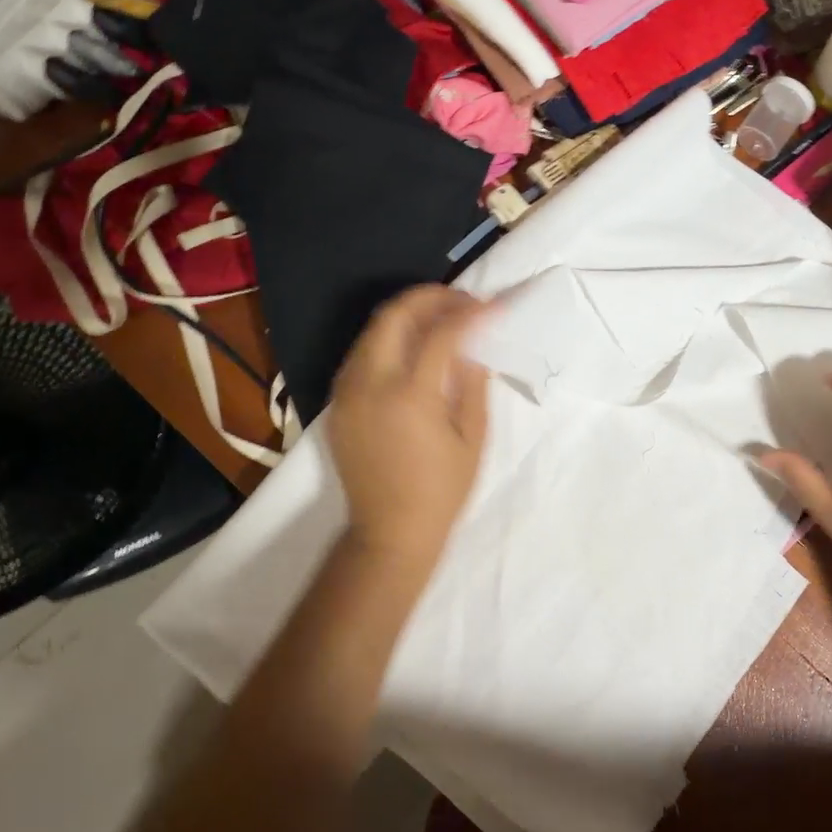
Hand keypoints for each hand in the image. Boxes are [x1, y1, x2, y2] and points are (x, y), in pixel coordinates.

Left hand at [326, 285, 489, 565]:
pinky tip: (415, 351)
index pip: (441, 332)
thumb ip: (472, 383)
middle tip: (462, 302)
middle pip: (394, 315)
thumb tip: (472, 346)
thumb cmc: (442, 491)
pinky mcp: (338, 404)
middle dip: (431, 297)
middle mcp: (371, 384)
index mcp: (410, 395)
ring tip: (442, 320)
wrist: (389, 533)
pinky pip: (362, 354)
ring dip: (408, 315)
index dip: (470, 313)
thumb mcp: (473, 437)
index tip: (493, 306)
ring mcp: (347, 393)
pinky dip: (389, 339)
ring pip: (373, 330)